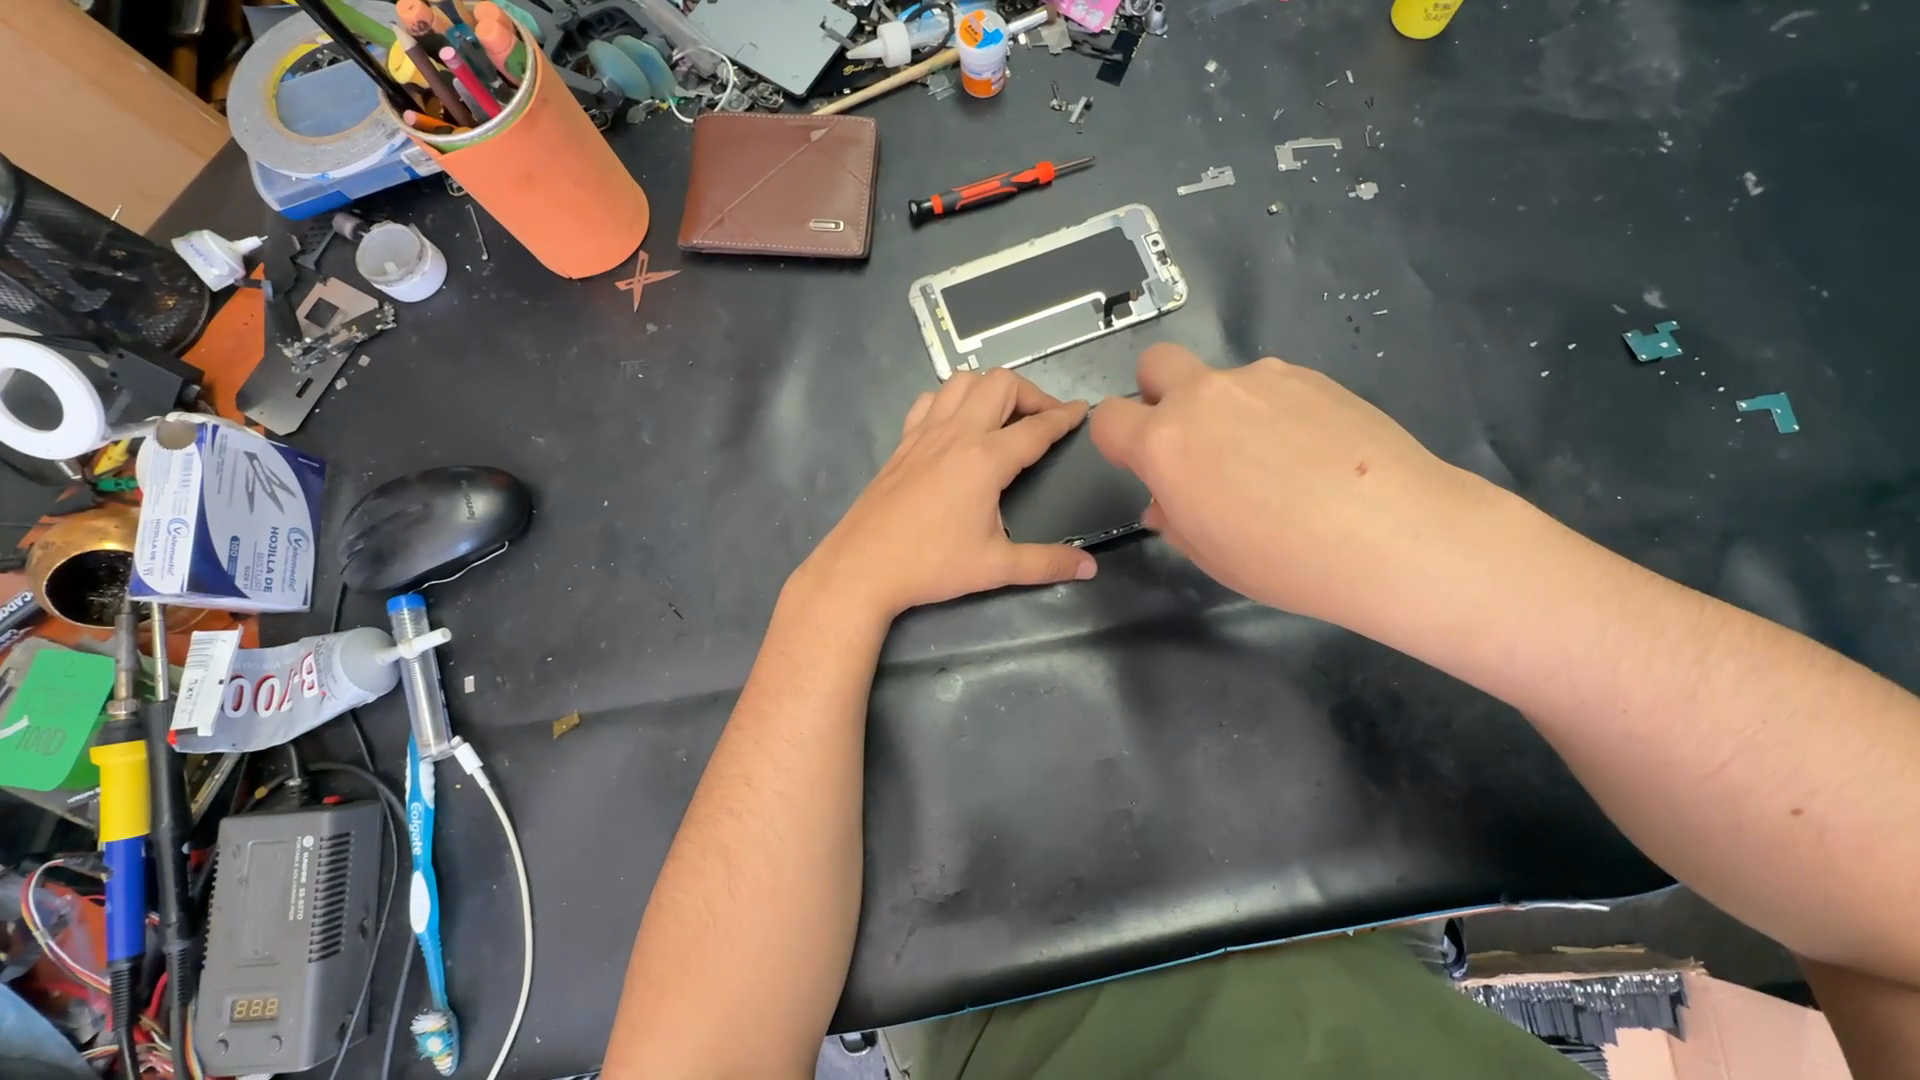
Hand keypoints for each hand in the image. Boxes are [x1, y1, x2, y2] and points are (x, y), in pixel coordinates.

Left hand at [796, 369, 1096, 619]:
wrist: (862, 567)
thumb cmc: (931, 566)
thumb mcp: (996, 568)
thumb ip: (1046, 564)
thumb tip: (1089, 568)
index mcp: (985, 460)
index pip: (1037, 427)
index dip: (1065, 416)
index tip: (1082, 410)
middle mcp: (957, 434)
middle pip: (1001, 383)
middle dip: (1031, 393)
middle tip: (1043, 419)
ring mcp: (925, 433)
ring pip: (962, 381)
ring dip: (988, 388)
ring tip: (1003, 415)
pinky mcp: (903, 442)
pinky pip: (929, 400)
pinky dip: (949, 399)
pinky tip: (955, 423)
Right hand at [1089, 344, 1497, 624]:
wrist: (1392, 532)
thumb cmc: (1284, 560)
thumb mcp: (1210, 554)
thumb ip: (1175, 516)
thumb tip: (1167, 500)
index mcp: (1164, 444)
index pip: (1108, 418)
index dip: (1116, 441)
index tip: (1139, 464)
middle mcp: (1203, 397)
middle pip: (1155, 363)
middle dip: (1157, 393)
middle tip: (1190, 440)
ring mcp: (1260, 379)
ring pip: (1220, 378)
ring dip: (1224, 407)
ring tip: (1272, 458)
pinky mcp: (1310, 375)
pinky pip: (1270, 386)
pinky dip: (1273, 410)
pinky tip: (1310, 452)